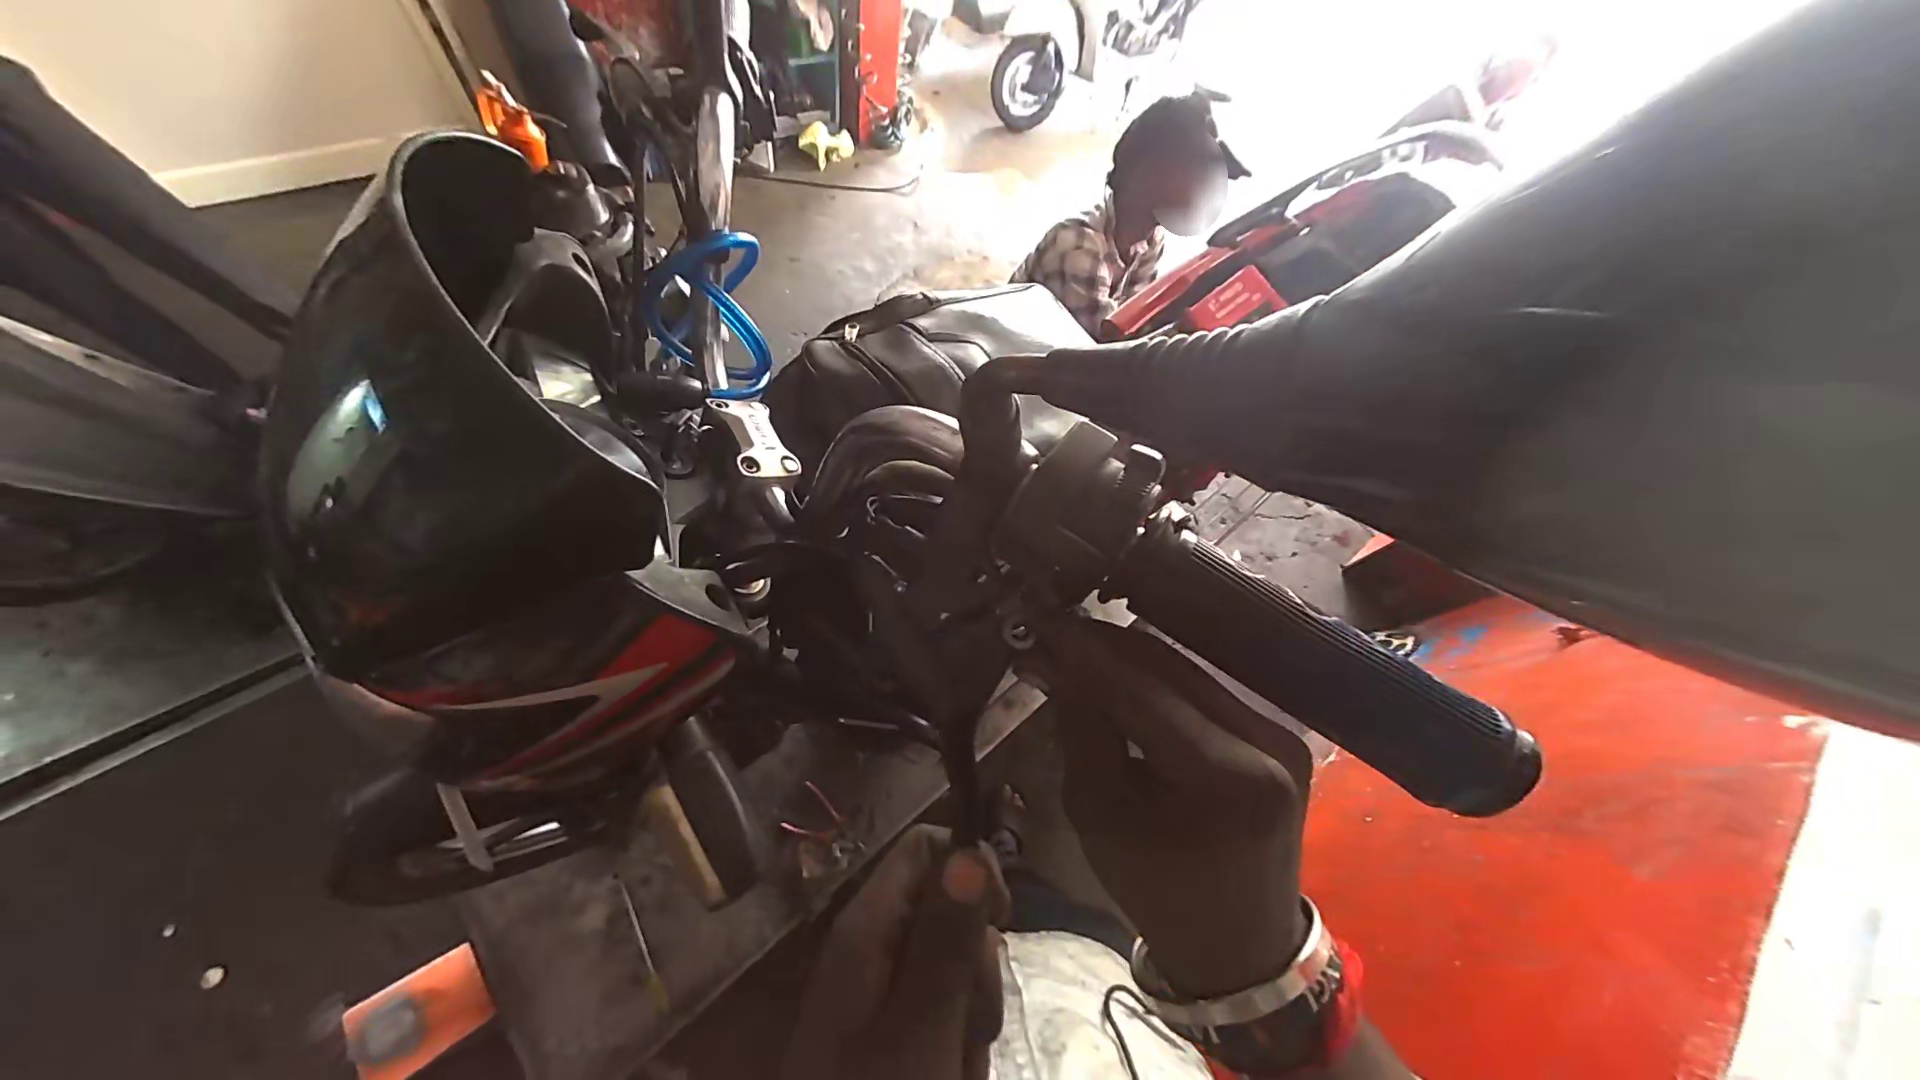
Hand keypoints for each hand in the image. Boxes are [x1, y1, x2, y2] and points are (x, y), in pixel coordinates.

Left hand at [781, 825, 1009, 1079]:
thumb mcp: (919, 1030)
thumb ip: (946, 939)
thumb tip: (973, 850)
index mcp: (868, 927)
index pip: (925, 848)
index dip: (969, 866)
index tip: (1000, 918)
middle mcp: (873, 945)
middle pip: (948, 905)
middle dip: (976, 958)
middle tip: (971, 1019)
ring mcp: (883, 988)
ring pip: (955, 961)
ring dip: (972, 1009)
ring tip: (956, 1065)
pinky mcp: (895, 1026)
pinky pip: (947, 1006)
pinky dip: (960, 1038)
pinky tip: (951, 1074)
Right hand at [1045, 618, 1315, 999]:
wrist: (1237, 939)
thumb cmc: (1157, 890)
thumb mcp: (1099, 814)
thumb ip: (1080, 729)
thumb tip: (1055, 659)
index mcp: (1227, 779)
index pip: (1142, 691)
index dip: (1085, 651)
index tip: (1040, 620)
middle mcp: (1268, 741)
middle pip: (1168, 665)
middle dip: (1101, 643)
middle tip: (1048, 628)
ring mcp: (1280, 731)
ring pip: (1185, 667)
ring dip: (1124, 653)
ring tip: (1072, 644)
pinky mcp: (1276, 729)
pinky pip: (1201, 685)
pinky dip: (1152, 674)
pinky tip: (1114, 668)